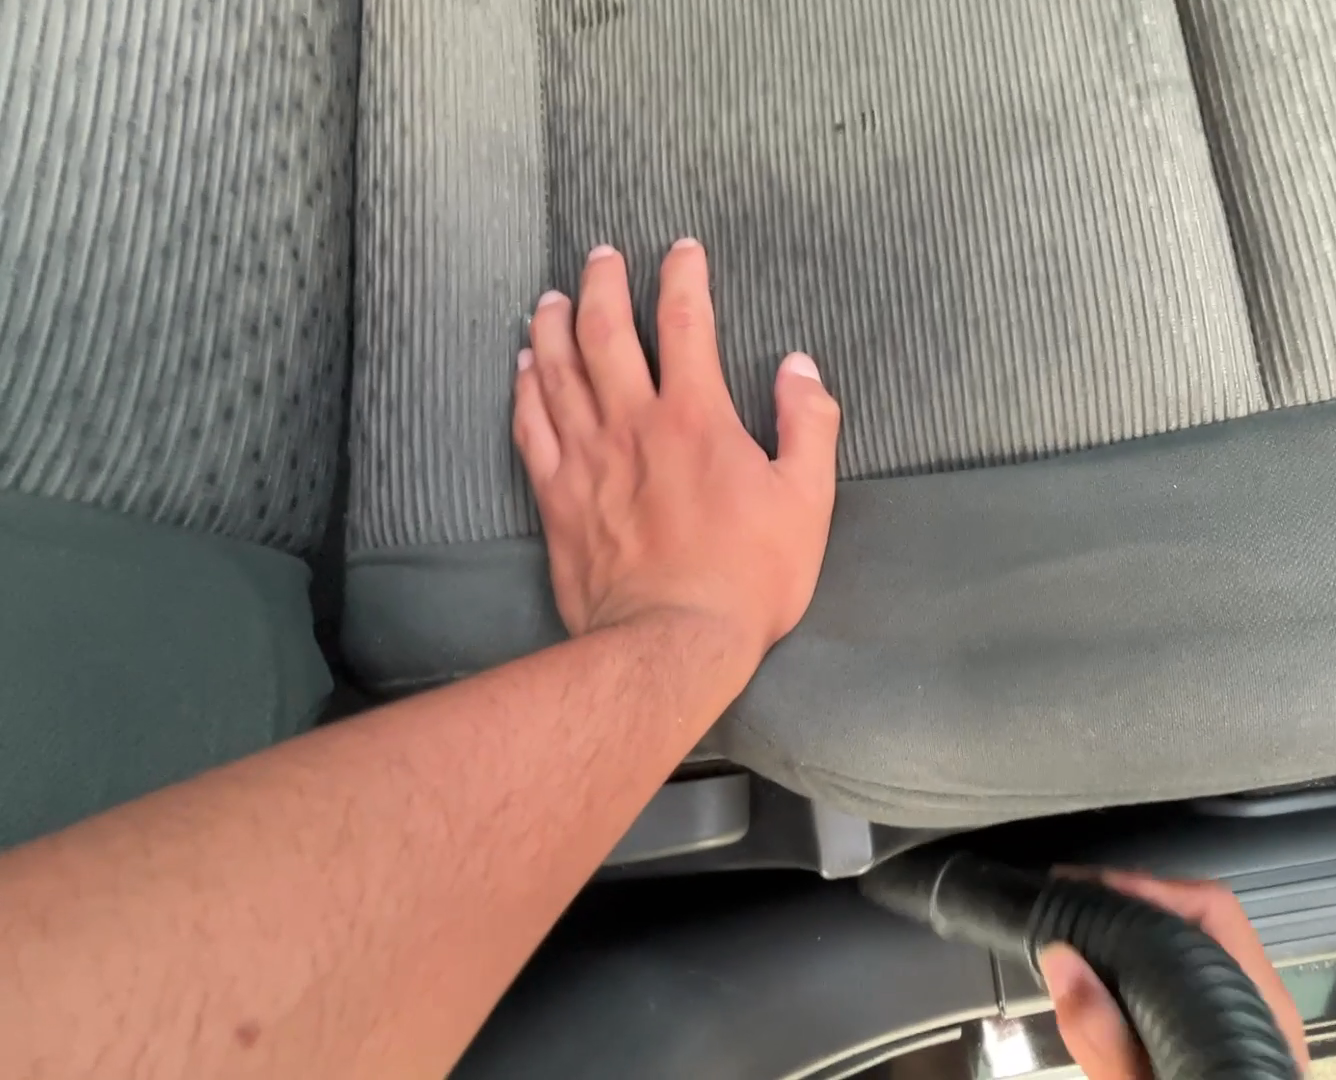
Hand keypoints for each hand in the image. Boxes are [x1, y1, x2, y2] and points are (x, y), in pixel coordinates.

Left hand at [514, 240, 840, 652]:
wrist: (674, 641)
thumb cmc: (751, 573)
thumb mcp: (807, 499)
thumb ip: (808, 423)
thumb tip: (798, 365)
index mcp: (697, 417)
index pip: (686, 324)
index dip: (683, 278)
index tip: (681, 249)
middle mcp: (633, 423)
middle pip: (607, 333)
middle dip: (606, 284)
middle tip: (601, 254)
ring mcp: (587, 458)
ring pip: (559, 371)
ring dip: (555, 325)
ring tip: (553, 296)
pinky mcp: (558, 496)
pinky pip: (531, 426)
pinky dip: (525, 387)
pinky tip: (523, 365)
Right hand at [1038, 870, 1311, 1077]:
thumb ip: (1107, 1040)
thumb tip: (1060, 958)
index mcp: (1255, 1012)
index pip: (1212, 912)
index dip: (1147, 889)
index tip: (1087, 892)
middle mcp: (1255, 1008)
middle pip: (1198, 921)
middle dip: (1129, 904)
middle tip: (1069, 905)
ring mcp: (1238, 1024)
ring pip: (1187, 949)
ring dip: (1131, 932)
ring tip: (1076, 929)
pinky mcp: (1216, 1042)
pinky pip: (1178, 982)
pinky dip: (1137, 965)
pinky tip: (1102, 976)